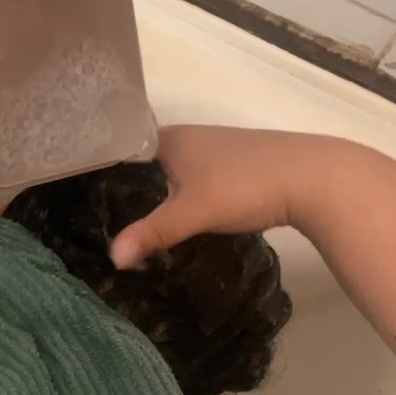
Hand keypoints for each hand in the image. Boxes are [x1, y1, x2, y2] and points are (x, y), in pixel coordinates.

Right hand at [109, 126, 361, 267]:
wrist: (317, 178)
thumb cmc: (246, 185)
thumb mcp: (193, 213)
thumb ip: (152, 233)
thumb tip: (112, 258)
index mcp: (170, 138)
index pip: (122, 145)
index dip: (100, 165)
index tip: (78, 189)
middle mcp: (189, 136)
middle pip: (143, 158)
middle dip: (122, 181)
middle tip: (95, 210)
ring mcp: (214, 148)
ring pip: (169, 167)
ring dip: (152, 187)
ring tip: (126, 216)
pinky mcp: (234, 163)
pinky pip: (190, 175)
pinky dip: (176, 191)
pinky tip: (174, 213)